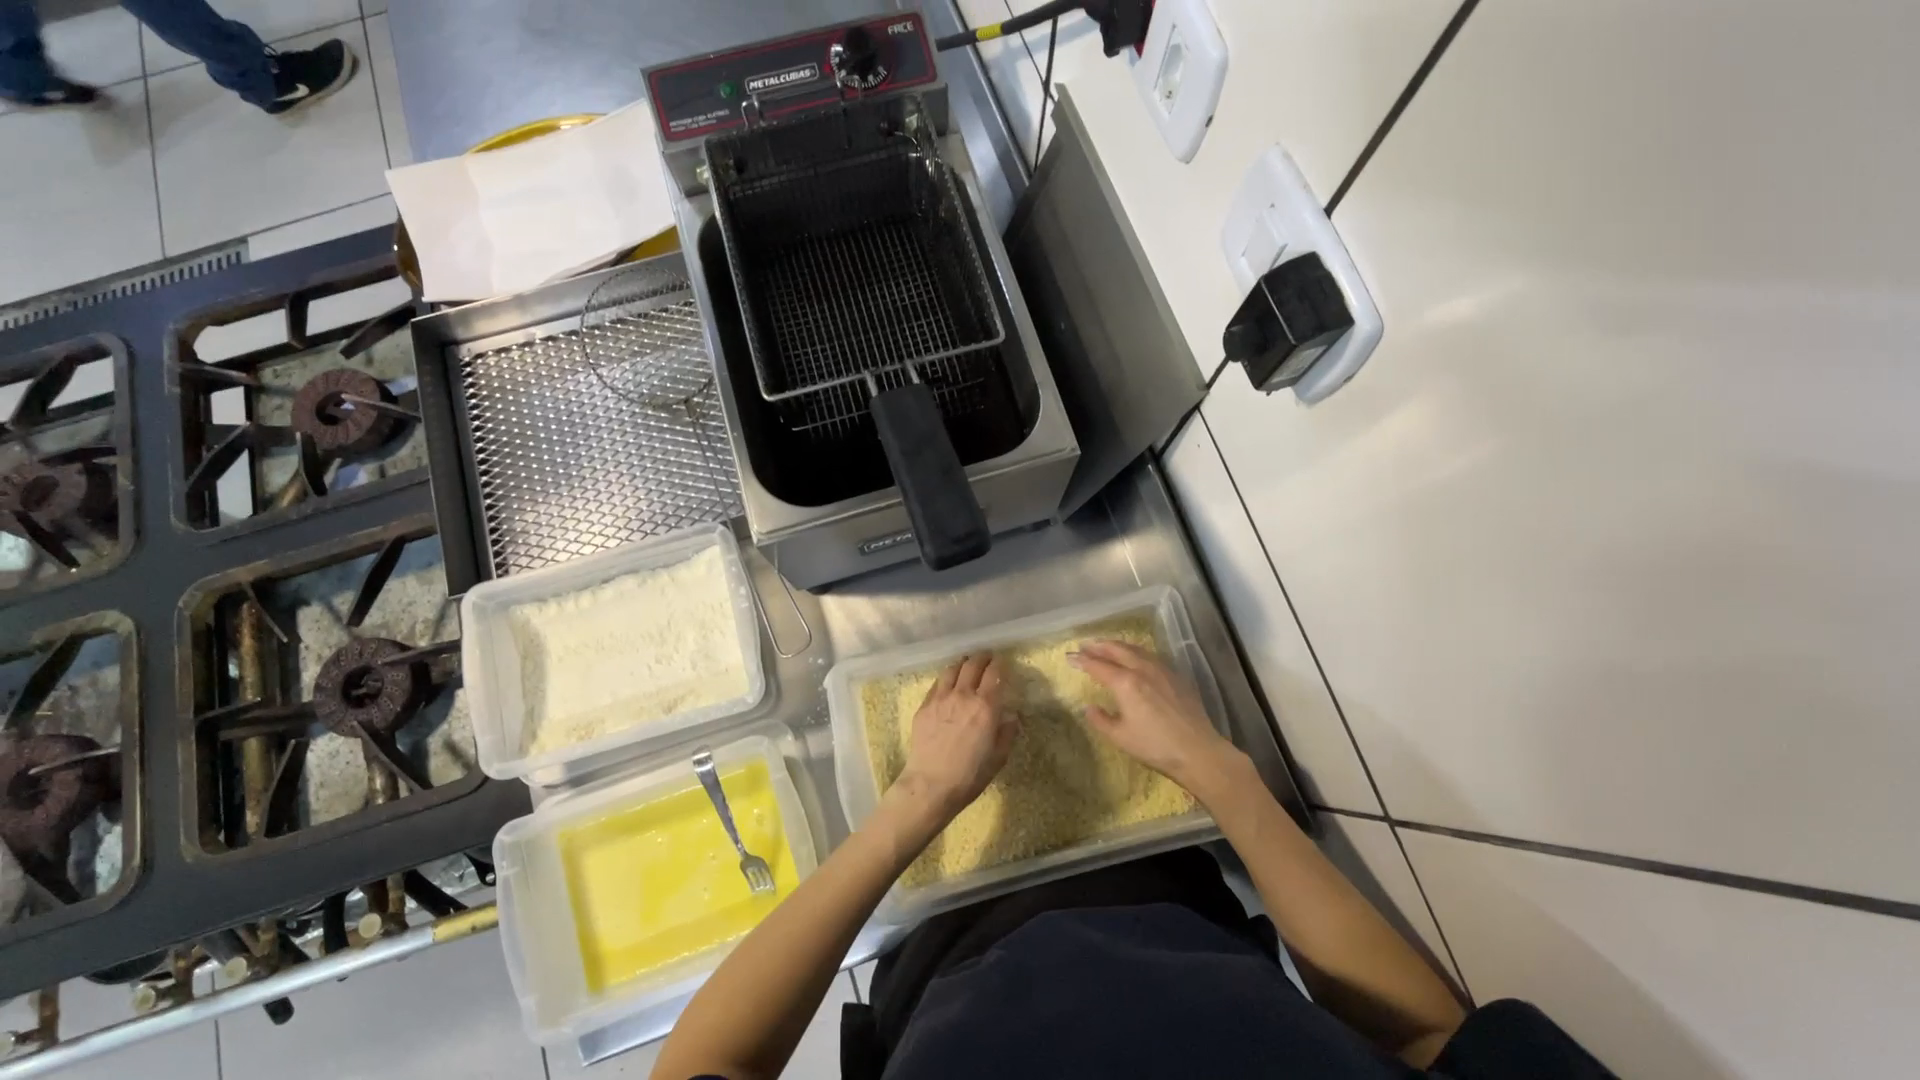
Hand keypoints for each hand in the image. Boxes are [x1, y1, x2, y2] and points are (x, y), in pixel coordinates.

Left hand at [893, 654, 1017, 819]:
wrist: (931, 785)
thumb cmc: (970, 775)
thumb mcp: (999, 756)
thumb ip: (1007, 731)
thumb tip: (1011, 715)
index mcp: (986, 706)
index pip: (994, 673)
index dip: (1000, 664)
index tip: (1002, 662)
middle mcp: (963, 695)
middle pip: (972, 665)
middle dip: (982, 658)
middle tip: (987, 658)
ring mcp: (940, 698)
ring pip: (952, 669)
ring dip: (962, 663)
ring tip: (966, 664)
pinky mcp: (924, 706)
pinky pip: (937, 684)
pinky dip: (946, 678)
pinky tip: (948, 683)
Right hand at [1070, 640, 1243, 792]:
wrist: (1197, 750)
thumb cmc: (1154, 746)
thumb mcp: (1120, 737)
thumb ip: (1101, 720)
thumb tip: (1089, 708)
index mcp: (1126, 683)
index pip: (1098, 666)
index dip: (1082, 660)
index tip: (1070, 657)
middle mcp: (1143, 669)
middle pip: (1117, 650)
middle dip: (1099, 646)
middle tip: (1085, 645)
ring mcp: (1162, 670)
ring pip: (1136, 650)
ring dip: (1118, 645)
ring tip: (1107, 646)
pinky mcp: (1177, 676)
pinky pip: (1151, 656)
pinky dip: (1137, 652)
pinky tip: (1136, 658)